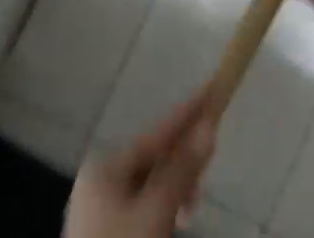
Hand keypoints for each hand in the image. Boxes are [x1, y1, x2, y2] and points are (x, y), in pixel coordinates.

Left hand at [63, 93, 215, 237]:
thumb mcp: (156, 212)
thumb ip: (183, 170)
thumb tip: (208, 128)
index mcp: (106, 167)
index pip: (158, 131)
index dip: (188, 111)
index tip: (213, 88)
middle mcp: (100, 177)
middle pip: (154, 156)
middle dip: (184, 161)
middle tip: (206, 177)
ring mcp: (100, 203)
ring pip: (151, 181)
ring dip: (176, 188)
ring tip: (191, 208)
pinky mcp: (106, 226)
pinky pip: (143, 200)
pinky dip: (163, 204)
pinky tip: (175, 219)